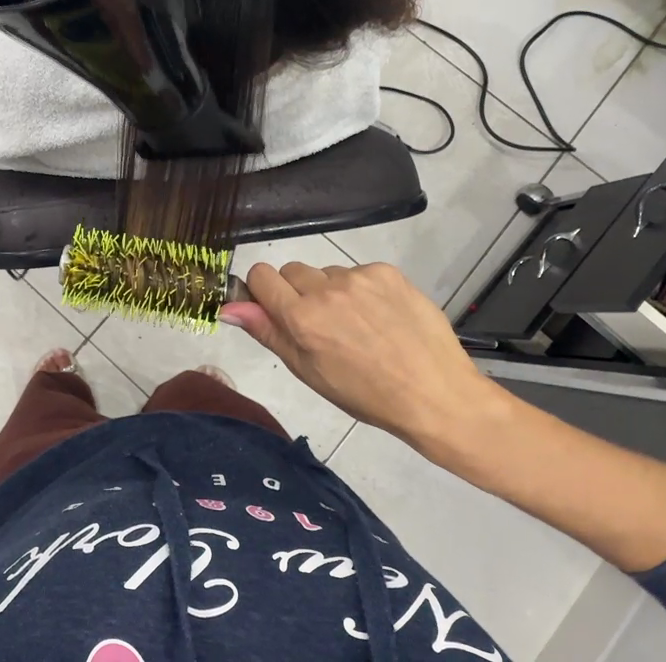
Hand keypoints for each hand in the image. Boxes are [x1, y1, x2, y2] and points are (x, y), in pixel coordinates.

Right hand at [221, 261, 509, 453]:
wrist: (437, 395)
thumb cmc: (366, 394)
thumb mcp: (308, 372)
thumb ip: (268, 333)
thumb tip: (228, 307)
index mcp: (301, 319)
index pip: (261, 276)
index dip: (265, 292)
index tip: (278, 311)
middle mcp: (326, 290)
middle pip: (291, 271)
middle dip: (298, 293)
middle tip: (322, 324)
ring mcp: (359, 278)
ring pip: (325, 272)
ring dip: (331, 291)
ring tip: (358, 325)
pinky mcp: (387, 272)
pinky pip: (358, 271)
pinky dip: (362, 289)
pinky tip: (380, 316)